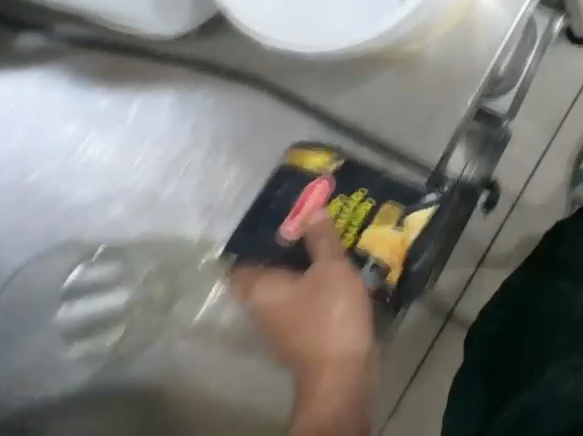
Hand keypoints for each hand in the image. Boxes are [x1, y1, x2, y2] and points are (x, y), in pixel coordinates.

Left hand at [230, 212, 376, 397]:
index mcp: (258, 288)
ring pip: (287, 283)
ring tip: (328, 236)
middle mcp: (261, 305)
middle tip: (310, 218)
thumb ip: (320, 238)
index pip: (240, 259)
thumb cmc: (329, 315)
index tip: (278, 215)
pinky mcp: (302, 330)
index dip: (255, 237)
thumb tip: (311, 210)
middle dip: (286, 246)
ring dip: (304, 263)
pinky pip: (303, 296)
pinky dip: (315, 281)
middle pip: (266, 269)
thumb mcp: (330, 268)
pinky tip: (338, 267)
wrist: (342, 372)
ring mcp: (281, 321)